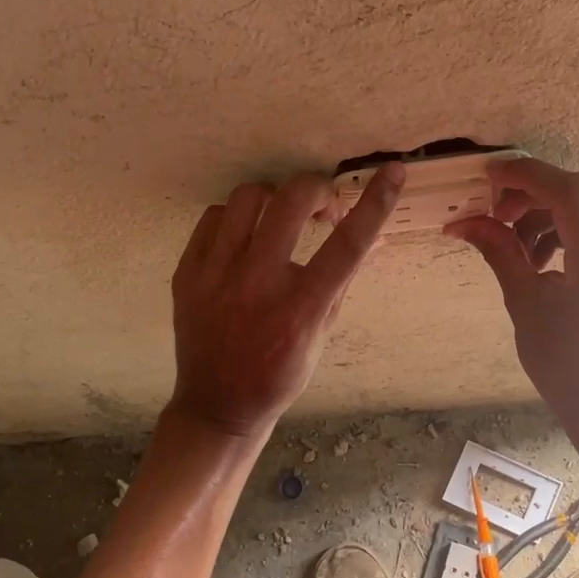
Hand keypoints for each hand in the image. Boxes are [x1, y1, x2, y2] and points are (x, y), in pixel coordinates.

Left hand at [169, 165, 401, 435]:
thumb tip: (376, 238)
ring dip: (274, 199)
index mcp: (300, 308)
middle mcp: (257, 285)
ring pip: (247, 198)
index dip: (374, 202)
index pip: (347, 244)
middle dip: (316, 190)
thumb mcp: (320, 334)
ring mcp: (215, 276)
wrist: (218, 405)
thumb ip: (344, 282)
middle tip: (323, 207)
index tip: (391, 172)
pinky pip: (213, 218)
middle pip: (290, 201)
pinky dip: (236, 219)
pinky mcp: (187, 273)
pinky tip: (246, 238)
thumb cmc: (278, 375)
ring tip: (281, 219)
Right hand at [445, 158, 578, 423]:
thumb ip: (499, 252)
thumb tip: (464, 222)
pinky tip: (545, 258)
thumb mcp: (524, 305)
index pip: (570, 192)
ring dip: (550, 213)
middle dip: (535, 193)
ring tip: (519, 248)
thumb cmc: (560, 364)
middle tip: (499, 215)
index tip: (492, 178)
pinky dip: (570, 230)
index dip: (528, 175)